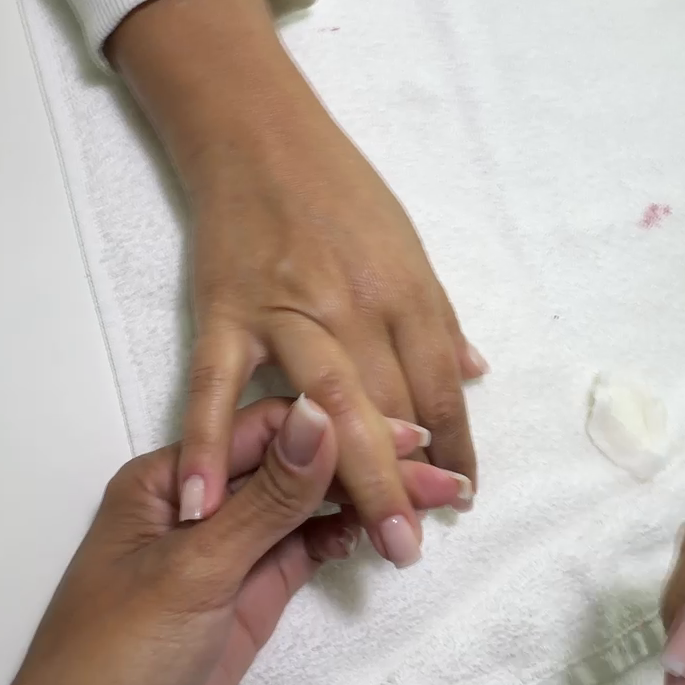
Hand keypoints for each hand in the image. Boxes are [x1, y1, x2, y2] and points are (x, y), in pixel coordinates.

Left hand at [0, 397, 469, 684]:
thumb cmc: (112, 665)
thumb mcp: (194, 572)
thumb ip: (267, 496)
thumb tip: (323, 411)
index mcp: (175, 477)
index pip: (269, 432)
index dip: (340, 430)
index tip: (409, 436)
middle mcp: (204, 501)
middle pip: (297, 470)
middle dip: (368, 469)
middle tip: (443, 473)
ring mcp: (230, 550)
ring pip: (308, 509)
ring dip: (366, 502)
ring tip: (435, 498)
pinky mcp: (249, 592)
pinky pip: (304, 548)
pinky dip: (341, 535)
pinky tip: (378, 528)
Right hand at [109, 0, 484, 569]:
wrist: (261, 137)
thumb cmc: (342, 193)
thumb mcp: (408, 245)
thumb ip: (440, 316)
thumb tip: (475, 372)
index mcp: (404, 289)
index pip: (440, 384)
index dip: (456, 444)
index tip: (463, 491)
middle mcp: (354, 306)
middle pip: (392, 406)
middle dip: (411, 478)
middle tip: (417, 546)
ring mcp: (286, 312)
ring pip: (326, 406)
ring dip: (351, 481)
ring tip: (369, 547)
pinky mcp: (224, 313)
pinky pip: (216, 387)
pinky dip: (210, 444)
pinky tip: (209, 506)